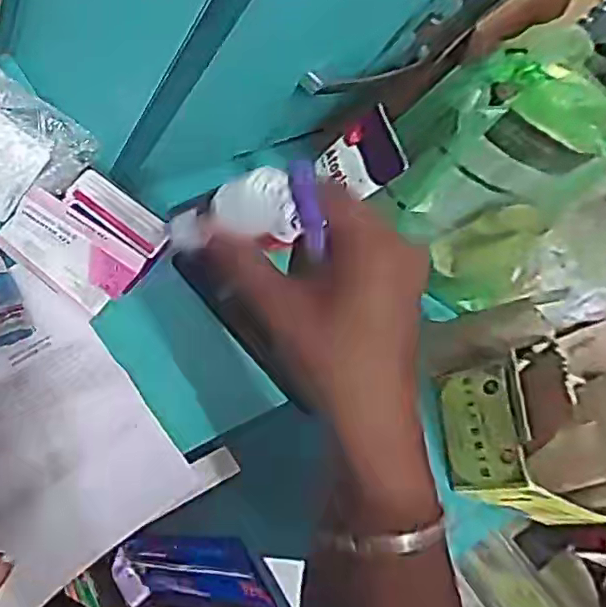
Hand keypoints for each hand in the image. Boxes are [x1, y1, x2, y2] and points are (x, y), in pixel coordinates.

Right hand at [205, 182, 427, 421]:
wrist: (370, 415)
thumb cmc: (327, 355)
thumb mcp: (276, 305)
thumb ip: (238, 260)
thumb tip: (202, 225)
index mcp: (375, 239)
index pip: (323, 191)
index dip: (280, 195)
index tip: (245, 212)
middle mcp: (399, 244)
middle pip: (335, 213)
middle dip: (290, 223)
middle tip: (253, 242)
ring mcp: (404, 268)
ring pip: (345, 237)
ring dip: (306, 244)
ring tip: (274, 270)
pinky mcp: (399, 289)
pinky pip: (358, 257)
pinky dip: (326, 261)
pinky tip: (303, 289)